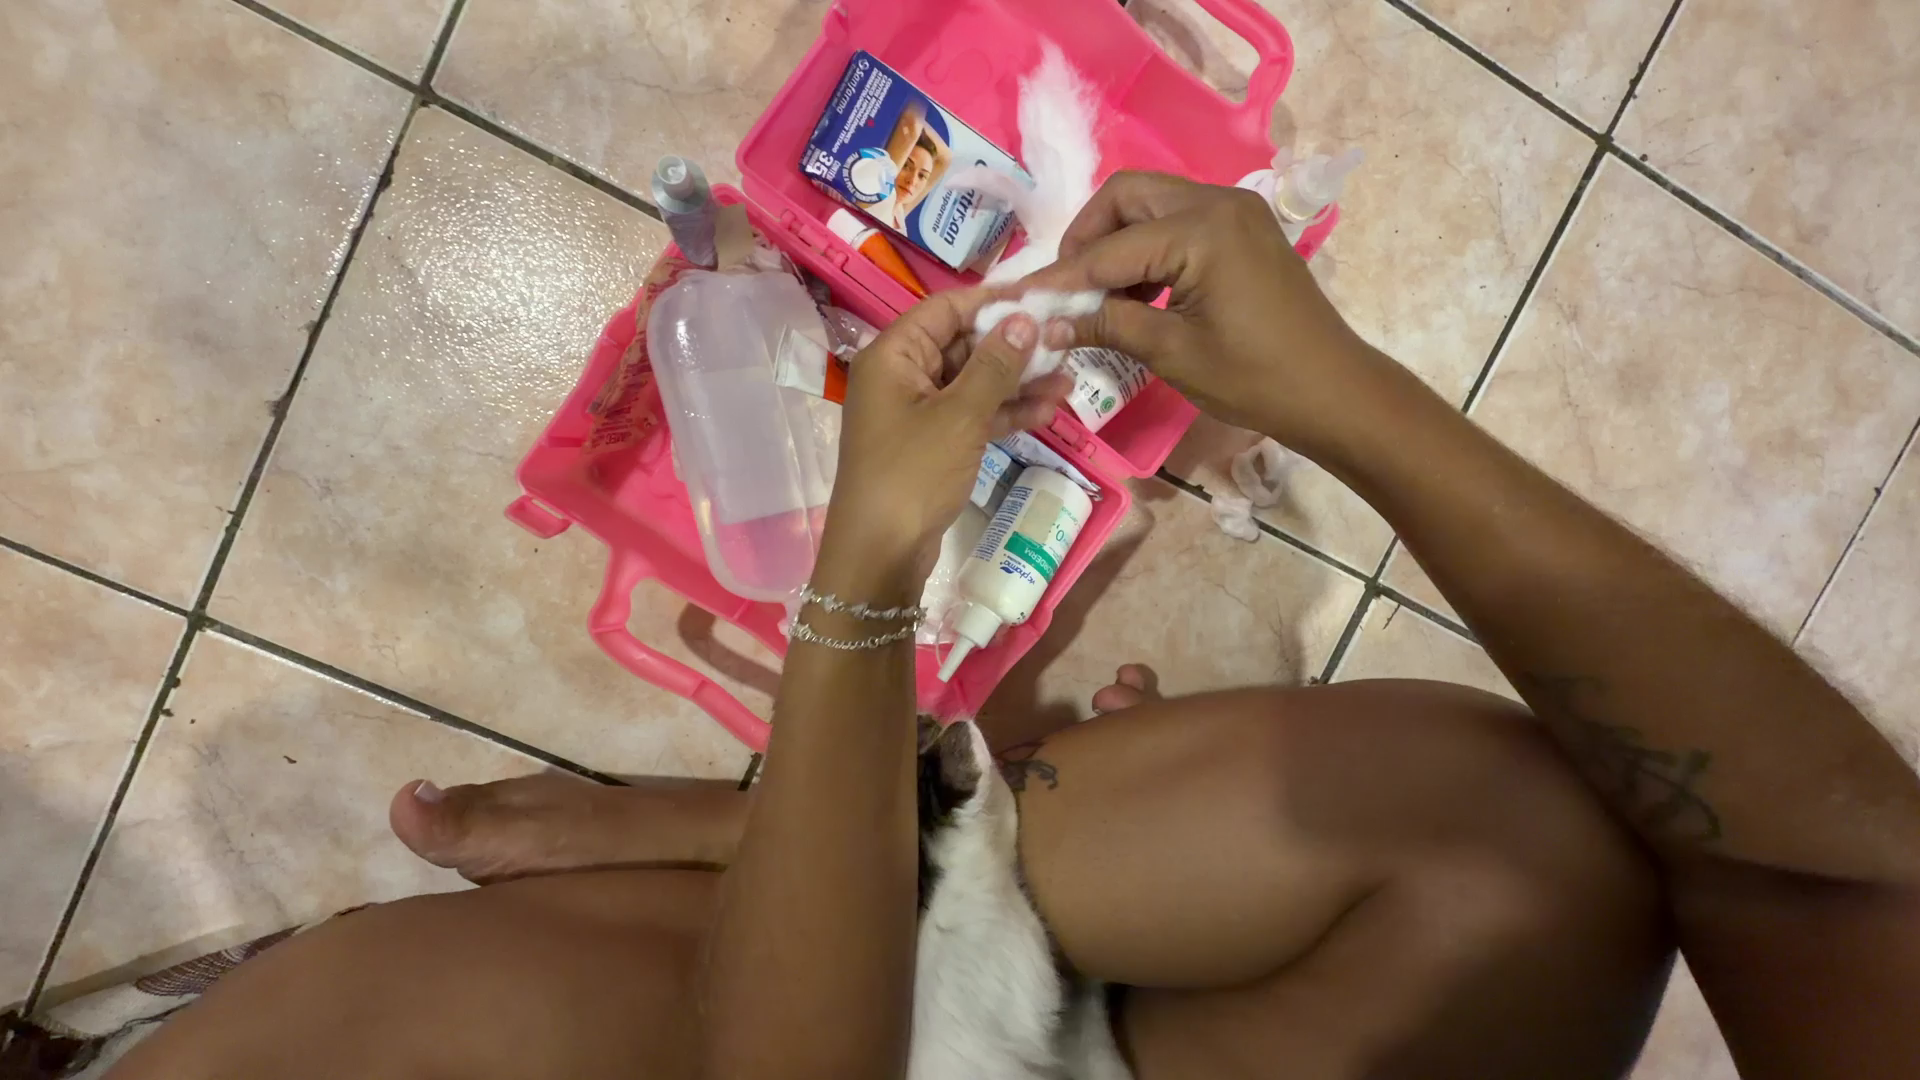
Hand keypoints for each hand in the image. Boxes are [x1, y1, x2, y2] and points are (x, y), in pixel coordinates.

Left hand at [817, 289, 1072, 589]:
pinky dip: (1004, 414)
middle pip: (962, 346)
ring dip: (1017, 384)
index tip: (1042, 301)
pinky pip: (971, 416)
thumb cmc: (913, 474)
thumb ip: (994, 365)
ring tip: (1068, 383)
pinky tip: (1047, 412)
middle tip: (1066, 344)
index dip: (993, 303)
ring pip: (973, 384)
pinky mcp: (932, 444)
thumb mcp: (960, 416)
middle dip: (1014, 348)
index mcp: (894, 355)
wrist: (881, 552)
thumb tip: (1024, 319)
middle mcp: (901, 376)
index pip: (946, 309)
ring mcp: (917, 413)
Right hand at [1024, 172, 1388, 453]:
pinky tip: (1135, 294)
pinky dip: (1146, 250)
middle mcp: (1217, 202)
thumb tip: (1047, 326)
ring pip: (1151, 204)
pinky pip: (1177, 223)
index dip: (1061, 277)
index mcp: (1201, 230)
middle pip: (1127, 195)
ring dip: (1116, 243)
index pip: (1109, 247)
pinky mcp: (1241, 230)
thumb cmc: (1253, 377)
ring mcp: (1234, 212)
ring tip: (1097, 297)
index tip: (1020, 300)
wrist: (1330, 389)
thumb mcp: (1172, 352)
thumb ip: (1108, 325)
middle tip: (1066, 288)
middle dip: (1086, 237)